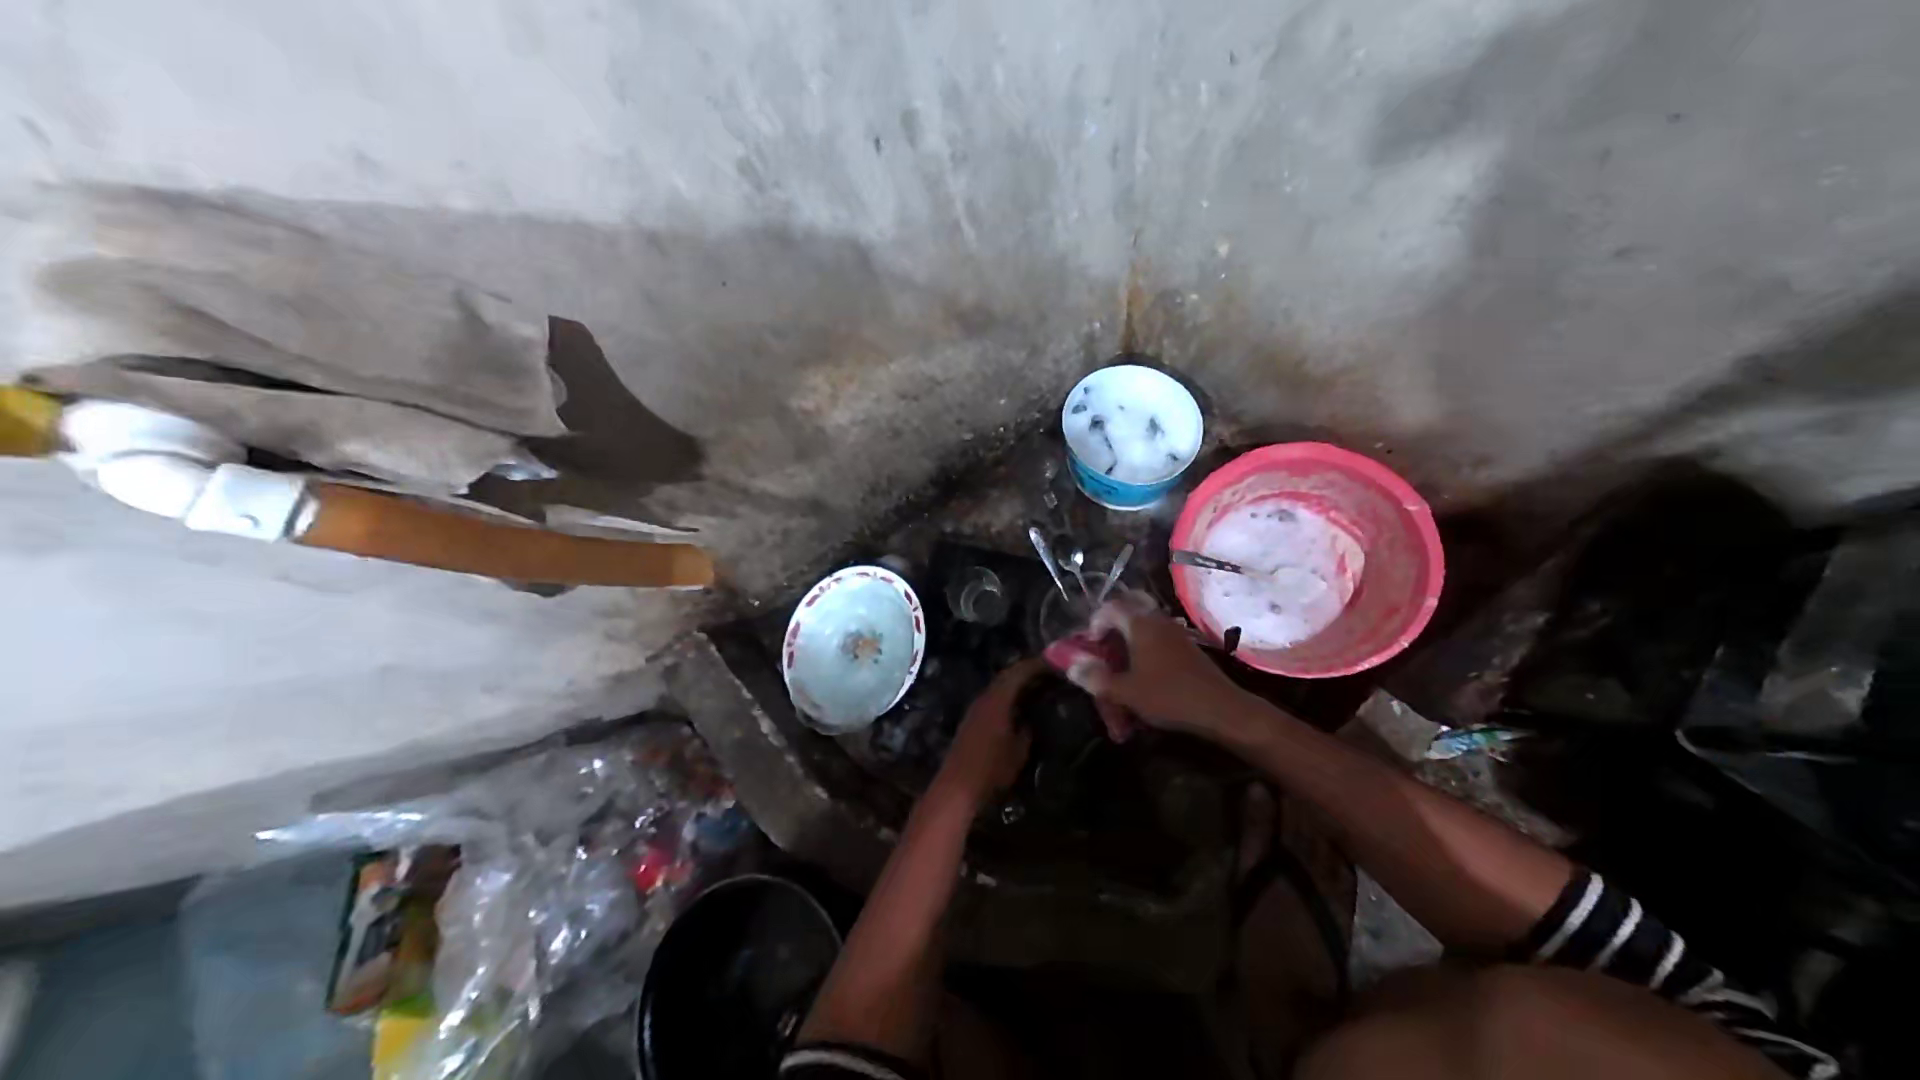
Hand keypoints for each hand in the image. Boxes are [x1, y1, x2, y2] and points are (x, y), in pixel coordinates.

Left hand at [935, 657, 1044, 804]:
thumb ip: (1028, 729)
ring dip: (1017, 683)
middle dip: (1028, 671)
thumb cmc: (991, 769)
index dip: (1036, 665)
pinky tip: (1020, 705)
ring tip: (1040, 685)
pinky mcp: (972, 721)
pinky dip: (1009, 696)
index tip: (1055, 662)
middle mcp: (984, 699)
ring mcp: (975, 709)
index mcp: (997, 700)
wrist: (957, 788)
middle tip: (1050, 671)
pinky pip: (994, 699)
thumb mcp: (1019, 750)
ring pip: (999, 687)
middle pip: (1007, 676)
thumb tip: (1034, 715)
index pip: (1018, 672)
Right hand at [1062, 591, 1247, 741]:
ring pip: (1144, 630)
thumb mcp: (1126, 691)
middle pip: (1129, 613)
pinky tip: (1143, 682)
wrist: (1222, 710)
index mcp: (1140, 624)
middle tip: (1103, 651)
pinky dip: (1145, 657)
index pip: (1110, 608)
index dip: (1094, 623)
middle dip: (1112, 630)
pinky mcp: (1187, 650)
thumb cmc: (1169, 696)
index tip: (1091, 647)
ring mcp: (1176, 634)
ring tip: (1121, 674)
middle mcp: (1158, 621)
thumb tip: (1070, 666)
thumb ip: (1096, 678)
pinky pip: (1158, 643)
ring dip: (1129, 647)